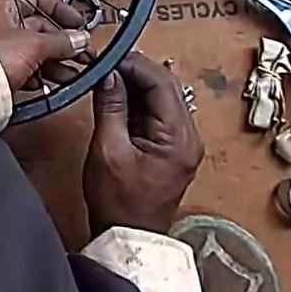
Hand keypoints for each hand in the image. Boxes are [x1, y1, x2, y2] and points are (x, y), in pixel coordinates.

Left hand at [0, 0, 88, 90]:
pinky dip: (39, 75)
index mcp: (1, 6)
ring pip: (32, 50)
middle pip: (37, 28)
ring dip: (55, 62)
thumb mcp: (33, 44)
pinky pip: (22, 68)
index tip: (79, 23)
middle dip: (63, 43)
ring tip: (76, 74)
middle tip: (84, 55)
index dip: (60, 10)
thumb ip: (60, 40)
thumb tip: (79, 38)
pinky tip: (52, 84)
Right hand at [84, 52, 202, 234]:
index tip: (105, 56)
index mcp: (179, 138)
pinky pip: (154, 109)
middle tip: (102, 61)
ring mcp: (180, 140)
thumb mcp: (108, 148)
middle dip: (133, 69)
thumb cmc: (118, 200)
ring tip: (104, 73)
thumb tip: (106, 72)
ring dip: (133, 81)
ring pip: (160, 95)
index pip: (161, 83)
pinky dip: (134, 96)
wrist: (128, 235)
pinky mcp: (168, 144)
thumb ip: (110, 106)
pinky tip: (113, 91)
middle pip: (165, 85)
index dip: (132, 64)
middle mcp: (188, 136)